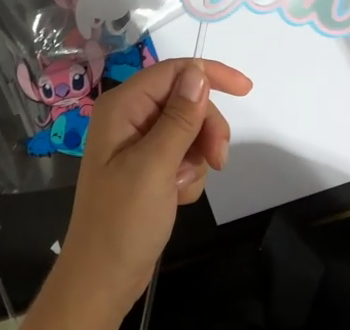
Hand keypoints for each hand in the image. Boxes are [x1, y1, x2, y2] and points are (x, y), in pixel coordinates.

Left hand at [24, 60, 251, 328]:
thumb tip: (197, 72)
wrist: (103, 277)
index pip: (172, 72)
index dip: (208, 74)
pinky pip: (183, 157)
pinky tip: (176, 198)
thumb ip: (179, 118)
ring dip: (196, 158)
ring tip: (181, 188)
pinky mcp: (149, 168)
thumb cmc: (122, 220)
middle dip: (205, 129)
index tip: (247, 90)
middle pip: (185, 101)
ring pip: (189, 131)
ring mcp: (138, 143)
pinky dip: (189, 176)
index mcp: (122, 106)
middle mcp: (129, 117)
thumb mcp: (155, 166)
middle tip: (218, 161)